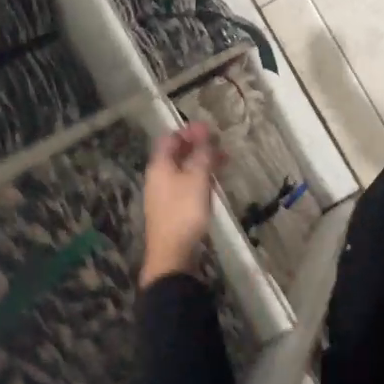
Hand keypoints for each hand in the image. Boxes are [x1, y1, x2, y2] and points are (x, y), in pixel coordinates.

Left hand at [140, 124, 219, 288]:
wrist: (172, 254)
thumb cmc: (184, 211)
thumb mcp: (197, 178)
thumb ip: (202, 153)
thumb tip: (204, 131)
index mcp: (160, 166)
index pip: (171, 138)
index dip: (189, 130)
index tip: (210, 129)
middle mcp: (159, 177)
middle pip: (176, 153)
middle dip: (198, 145)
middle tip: (220, 142)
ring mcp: (164, 194)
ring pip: (183, 169)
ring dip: (201, 161)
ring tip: (224, 160)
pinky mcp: (172, 208)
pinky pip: (186, 183)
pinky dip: (200, 176)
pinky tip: (214, 181)